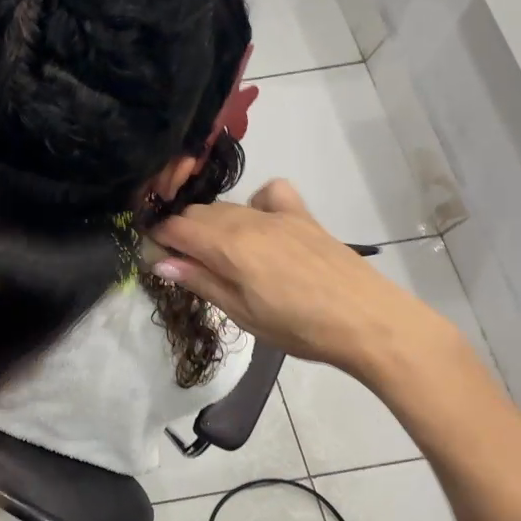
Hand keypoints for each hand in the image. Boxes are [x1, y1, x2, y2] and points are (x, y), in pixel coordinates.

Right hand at [149, 179, 457, 383]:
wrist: (367, 321)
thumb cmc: (296, 326)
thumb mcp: (240, 313)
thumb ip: (200, 281)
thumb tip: (159, 262)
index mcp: (227, 246)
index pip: (175, 228)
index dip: (157, 241)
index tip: (153, 261)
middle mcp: (248, 220)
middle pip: (198, 213)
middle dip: (180, 232)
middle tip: (181, 265)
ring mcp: (278, 215)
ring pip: (228, 206)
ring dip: (210, 224)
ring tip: (215, 255)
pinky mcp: (303, 217)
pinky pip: (270, 193)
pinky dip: (254, 203)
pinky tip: (258, 225)